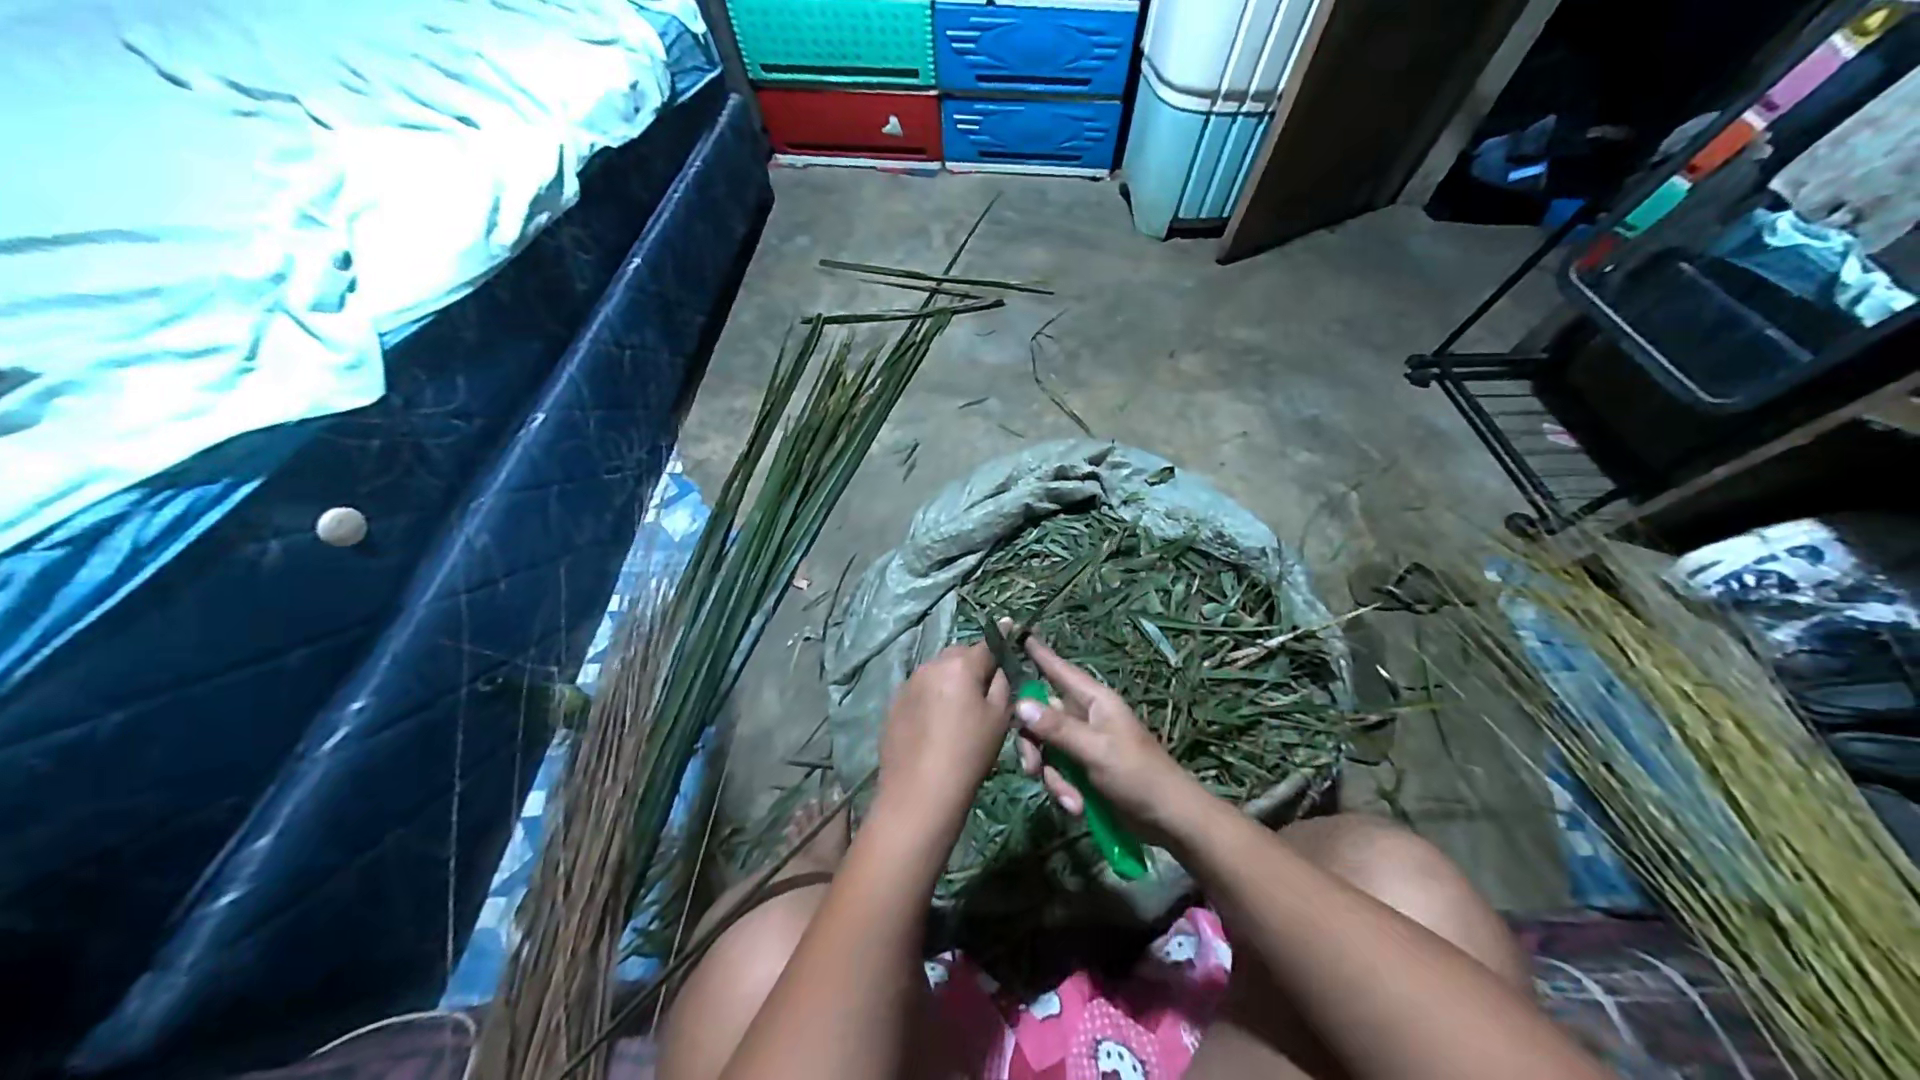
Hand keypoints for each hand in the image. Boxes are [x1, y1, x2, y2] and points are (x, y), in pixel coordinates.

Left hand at [874, 642, 1011, 834]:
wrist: (920, 791)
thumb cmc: (968, 753)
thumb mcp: (999, 718)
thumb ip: (1002, 683)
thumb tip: (998, 667)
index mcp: (961, 665)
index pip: (987, 643)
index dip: (1001, 638)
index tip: (1009, 627)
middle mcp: (931, 665)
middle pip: (959, 655)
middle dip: (973, 662)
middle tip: (985, 685)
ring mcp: (909, 683)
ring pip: (937, 670)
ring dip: (950, 678)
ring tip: (959, 705)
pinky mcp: (894, 703)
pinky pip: (920, 689)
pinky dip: (932, 695)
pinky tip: (936, 720)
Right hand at [1014, 637, 1213, 847]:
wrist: (1168, 819)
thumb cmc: (1138, 775)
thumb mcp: (1095, 750)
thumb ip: (1056, 728)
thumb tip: (1020, 704)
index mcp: (1094, 701)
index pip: (1060, 670)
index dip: (1039, 654)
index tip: (1019, 635)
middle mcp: (1086, 716)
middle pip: (1040, 716)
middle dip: (1034, 745)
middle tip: (1033, 768)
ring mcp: (1084, 743)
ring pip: (1046, 748)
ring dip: (1052, 776)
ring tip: (1069, 799)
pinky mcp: (1083, 769)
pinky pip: (1058, 770)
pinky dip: (1063, 789)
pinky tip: (1076, 807)